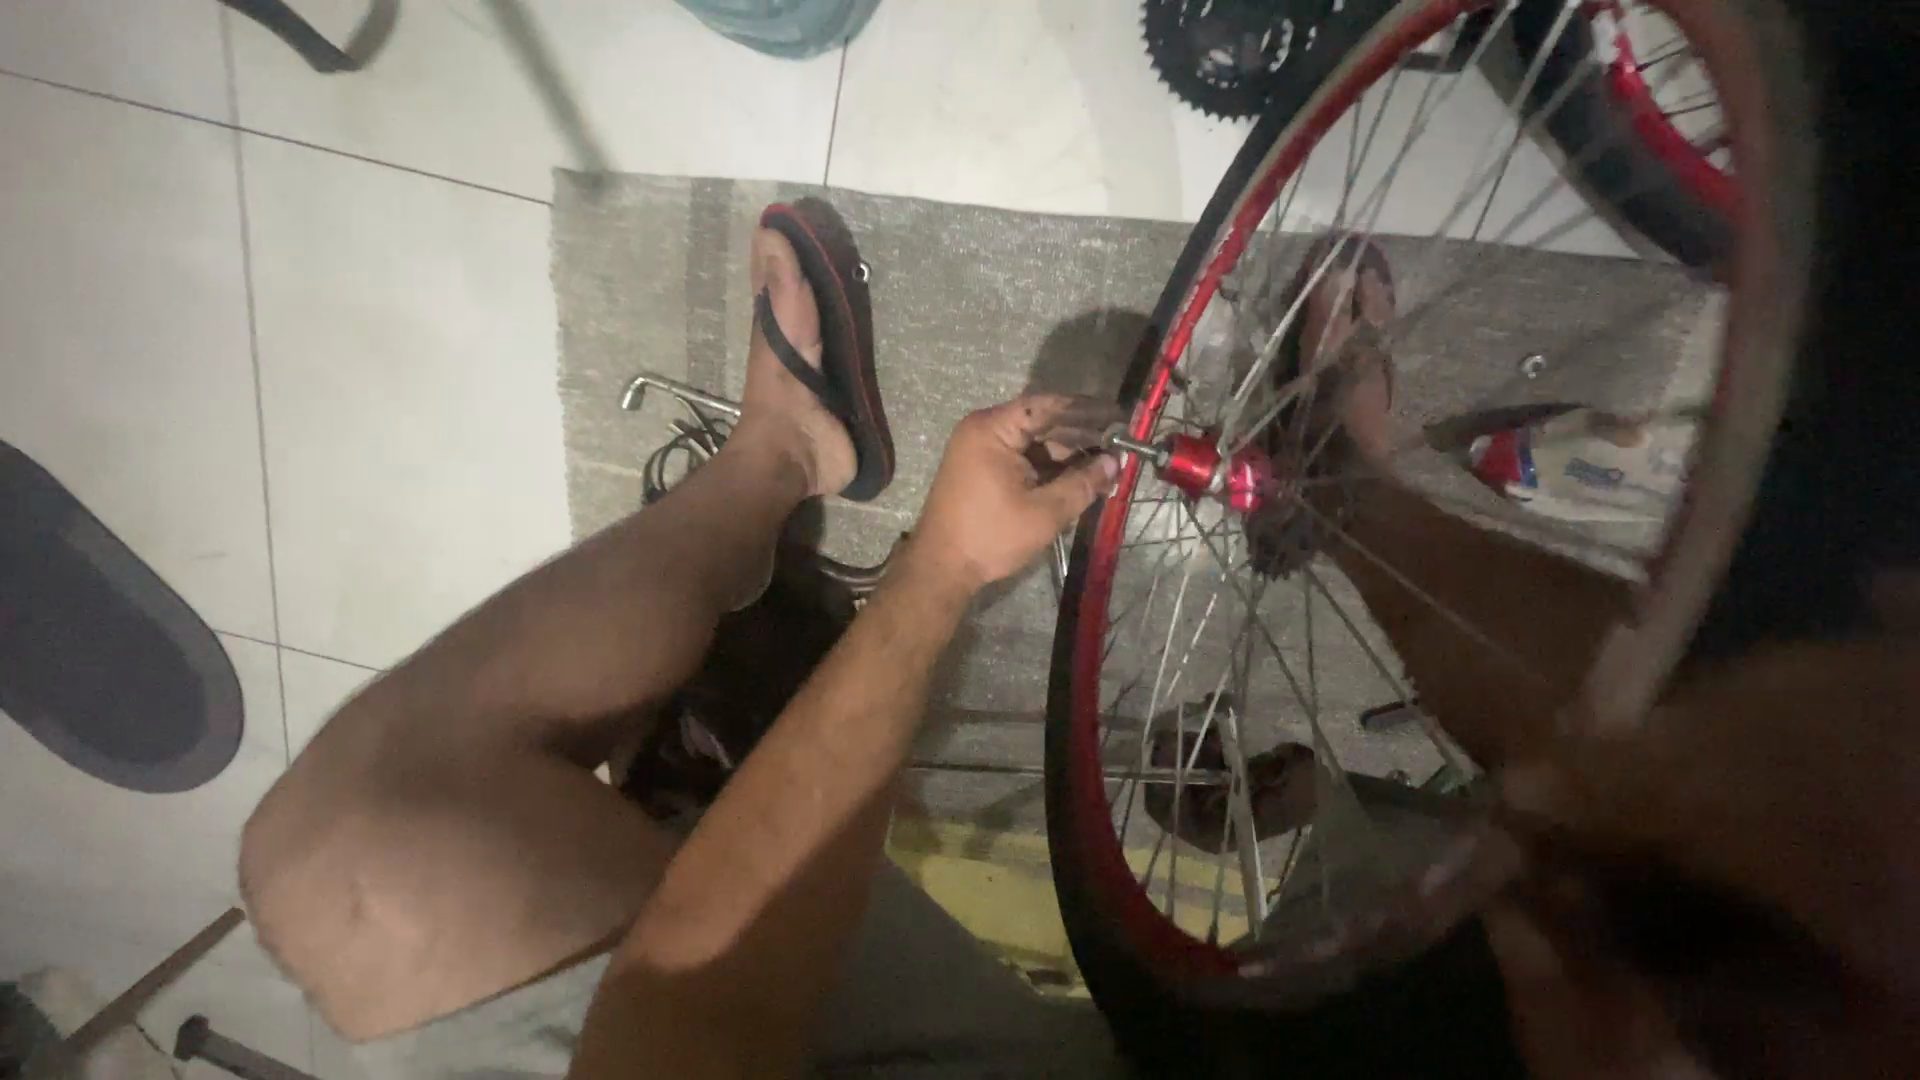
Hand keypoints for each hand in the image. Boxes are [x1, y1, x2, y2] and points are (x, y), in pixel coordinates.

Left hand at [907, 394, 1120, 593]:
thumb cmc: (991, 536)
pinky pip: (1020, 457)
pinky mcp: (979, 469)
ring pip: (1032, 442)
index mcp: (992, 429)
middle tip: (1118, 444)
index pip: (1048, 406)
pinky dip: (1046, 466)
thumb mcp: (1044, 512)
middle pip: (1040, 422)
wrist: (941, 568)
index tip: (1118, 417)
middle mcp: (982, 430)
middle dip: (1080, 434)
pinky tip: (1076, 477)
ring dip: (1066, 453)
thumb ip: (1082, 483)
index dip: (1086, 411)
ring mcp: (978, 449)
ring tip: (1105, 465)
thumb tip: (1114, 463)